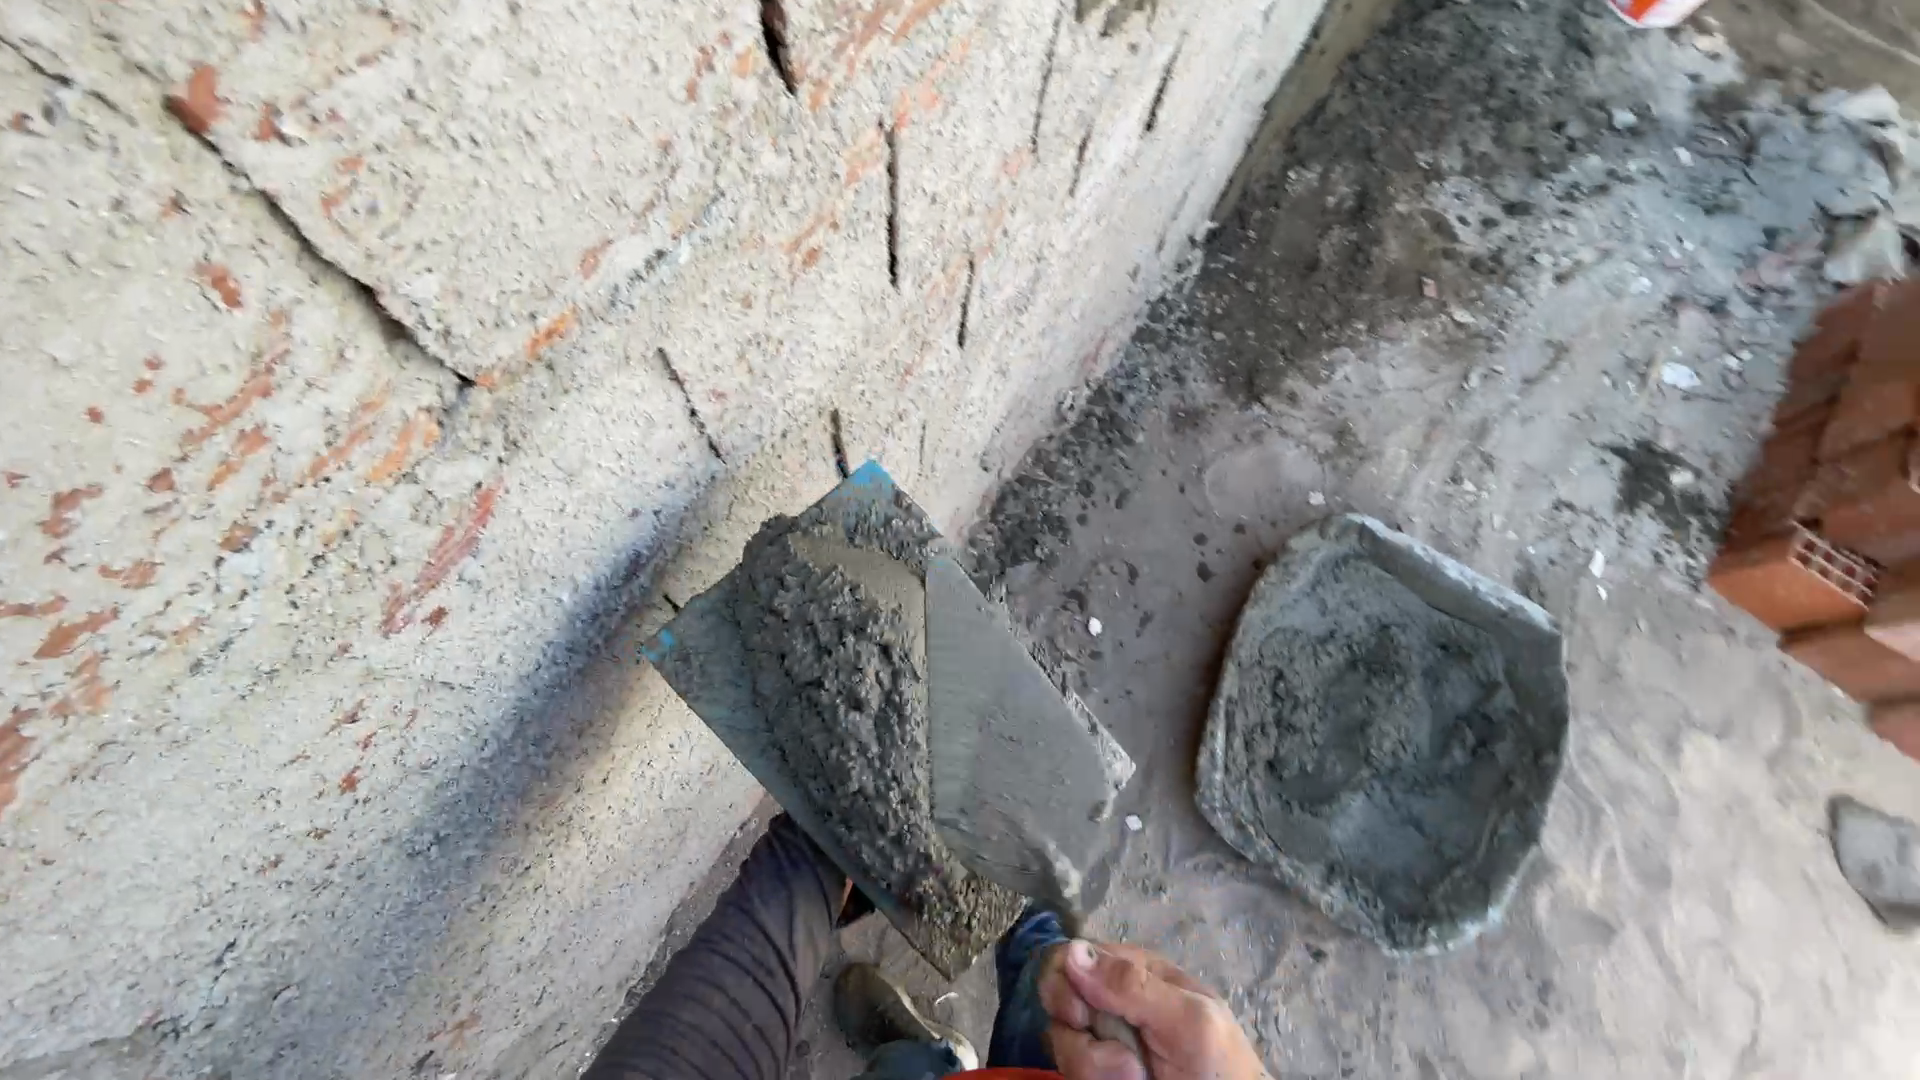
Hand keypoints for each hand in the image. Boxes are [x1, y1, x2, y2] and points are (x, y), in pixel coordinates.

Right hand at [1037, 940, 1266, 1079]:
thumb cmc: (1224, 1070)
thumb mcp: (1189, 1022)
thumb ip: (1133, 986)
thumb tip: (1072, 950)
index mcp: (1133, 972)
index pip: (1072, 957)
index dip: (1063, 982)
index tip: (1078, 1015)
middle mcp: (1110, 1002)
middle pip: (1058, 1001)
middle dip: (1077, 1037)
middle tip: (1118, 1064)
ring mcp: (1103, 1043)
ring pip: (1062, 1044)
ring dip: (1091, 1069)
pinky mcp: (1099, 1073)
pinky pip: (1071, 1071)